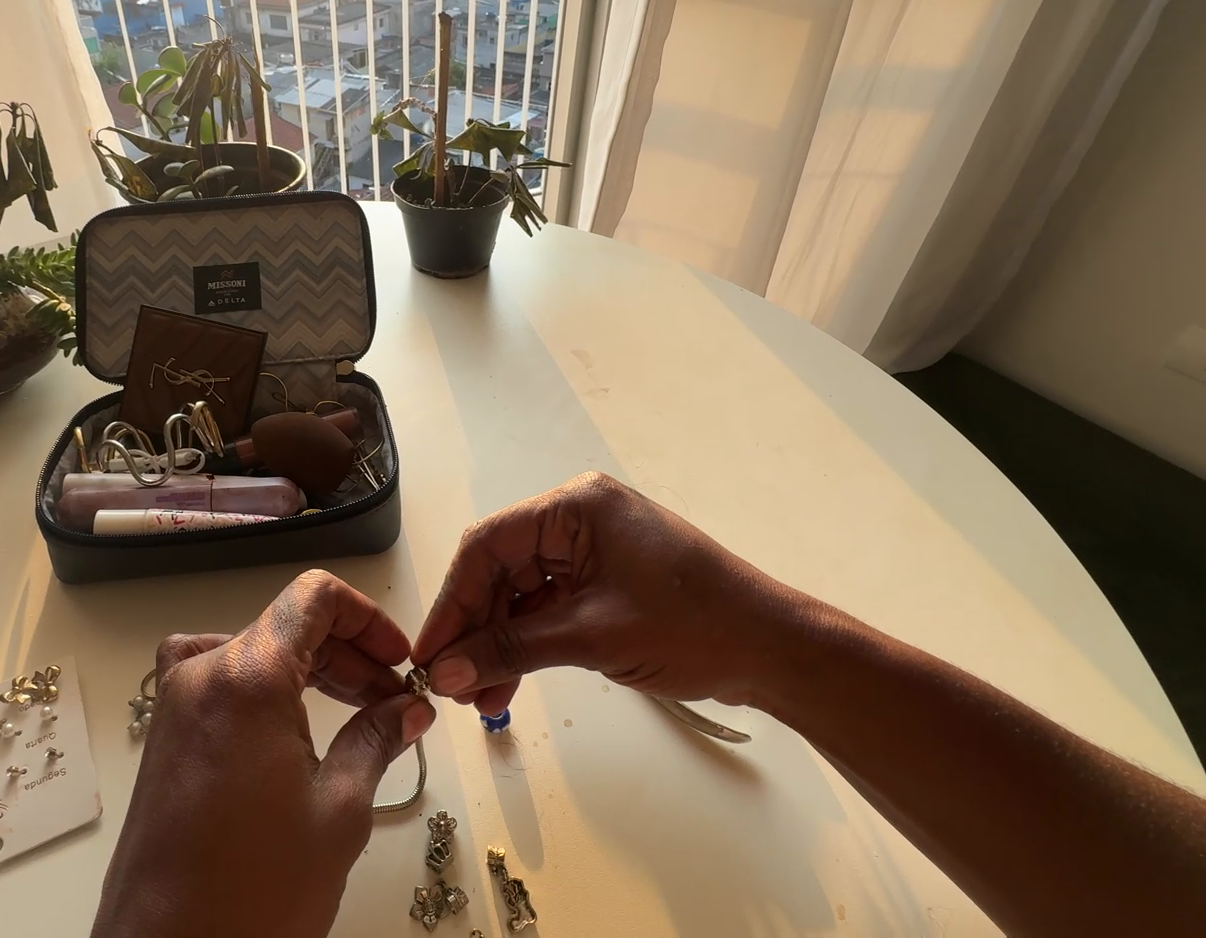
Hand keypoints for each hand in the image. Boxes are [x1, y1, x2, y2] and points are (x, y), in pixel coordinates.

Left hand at [92, 572, 435, 937]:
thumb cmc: (258, 887)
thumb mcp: (339, 810)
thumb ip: (378, 739)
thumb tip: (412, 708)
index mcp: (248, 674)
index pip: (313, 598)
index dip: (366, 618)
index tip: (398, 660)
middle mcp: (203, 671)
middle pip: (288, 625)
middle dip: (349, 654)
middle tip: (392, 701)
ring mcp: (176, 702)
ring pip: (256, 650)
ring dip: (310, 670)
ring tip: (355, 714)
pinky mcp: (165, 734)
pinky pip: (222, 678)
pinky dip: (265, 686)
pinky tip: (289, 727)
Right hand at [412, 472, 819, 715]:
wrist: (776, 650)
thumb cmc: (691, 627)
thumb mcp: (591, 637)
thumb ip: (510, 651)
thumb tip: (443, 673)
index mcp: (574, 506)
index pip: (489, 545)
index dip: (452, 600)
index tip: (429, 652)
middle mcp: (576, 518)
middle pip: (501, 570)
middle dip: (476, 629)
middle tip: (453, 684)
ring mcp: (591, 550)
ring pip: (521, 594)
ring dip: (500, 644)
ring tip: (480, 698)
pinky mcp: (603, 581)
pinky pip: (548, 608)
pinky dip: (529, 644)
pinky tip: (508, 683)